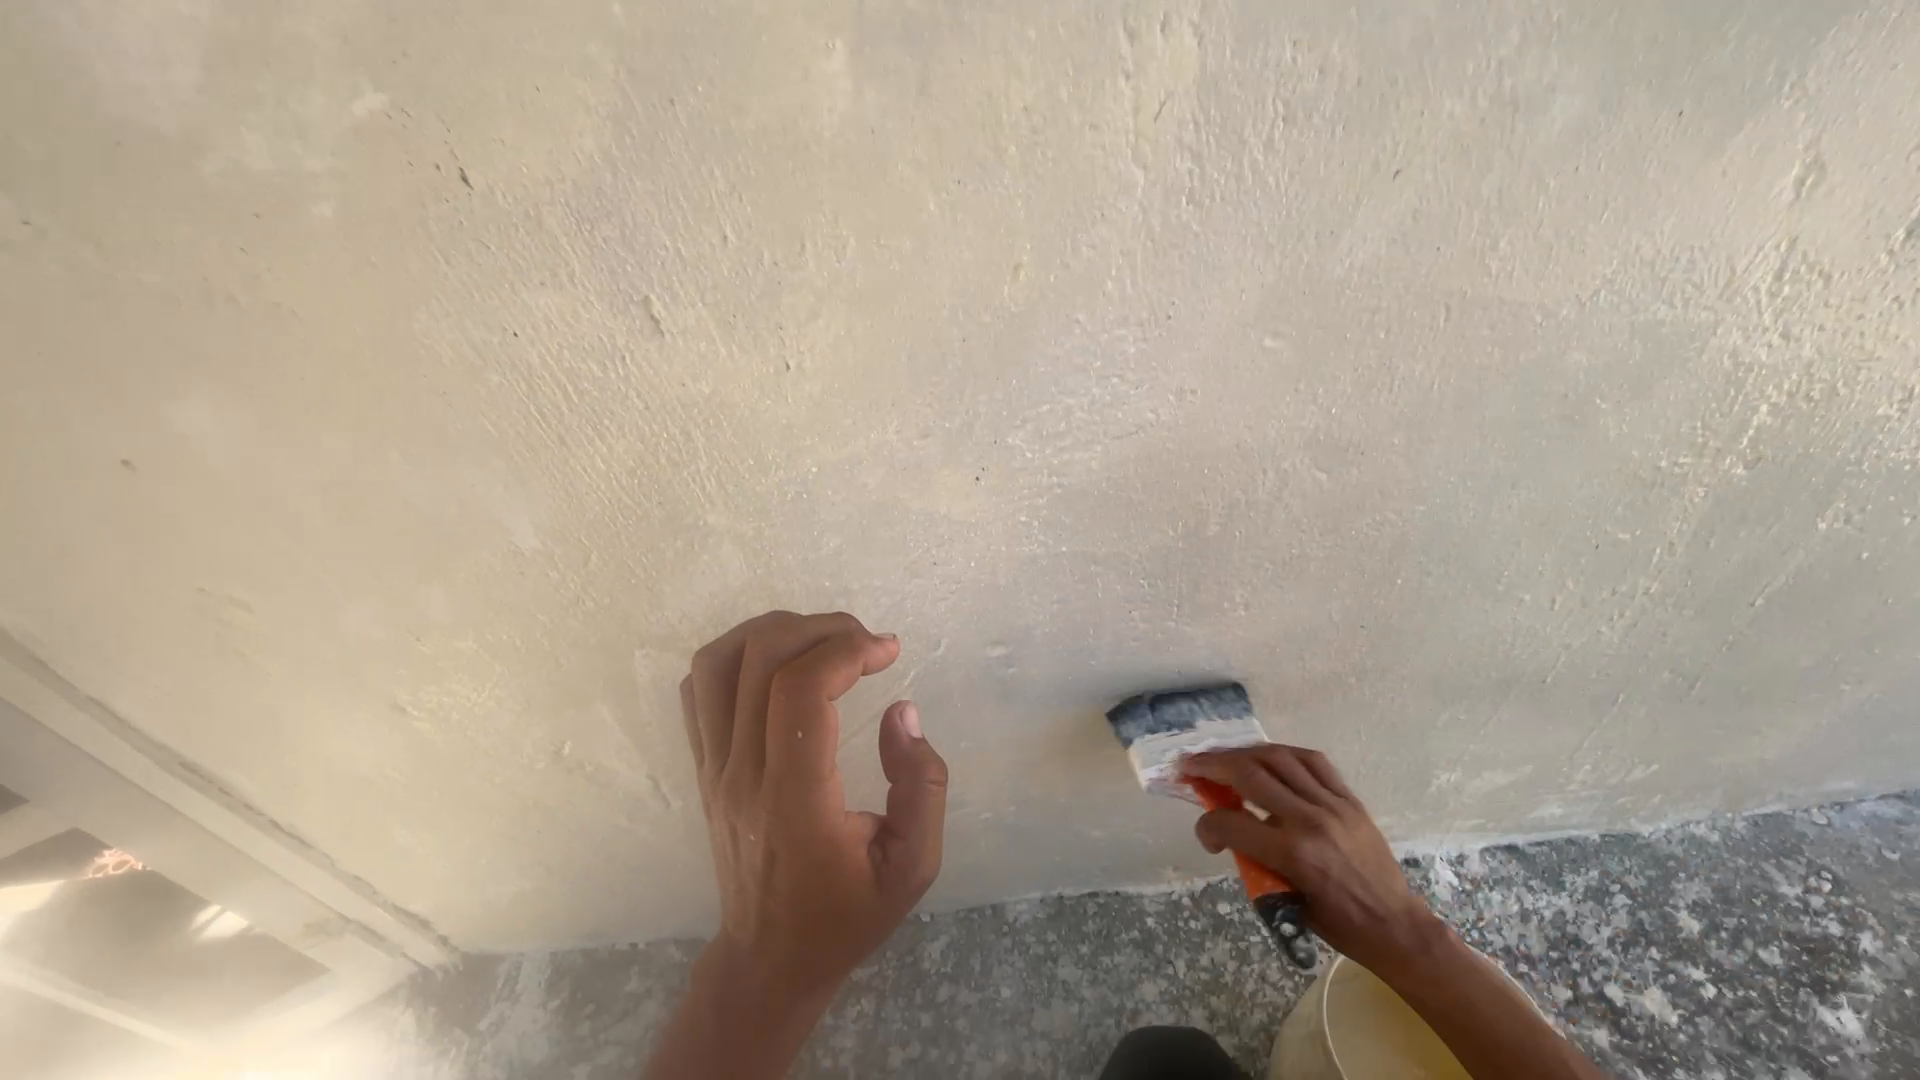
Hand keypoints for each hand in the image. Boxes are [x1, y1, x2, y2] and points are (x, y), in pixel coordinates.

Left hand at [681, 611, 949, 996]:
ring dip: (773, 632)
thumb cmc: (846, 916)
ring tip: (823, 641)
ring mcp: (713, 770)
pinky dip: (736, 656)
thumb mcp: (914, 866)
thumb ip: (922, 785)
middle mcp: (742, 776)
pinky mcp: (702, 769)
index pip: (800, 691)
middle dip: (820, 629)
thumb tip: (902, 711)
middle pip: (759, 660)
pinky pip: (699, 689)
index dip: (847, 650)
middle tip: (865, 642)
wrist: (769, 960)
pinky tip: (780, 666)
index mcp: (795, 800)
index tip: (889, 650)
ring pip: (717, 663)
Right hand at [1184, 745, 1442, 978]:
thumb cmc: (1338, 924)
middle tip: (1189, 765)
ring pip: (1278, 758)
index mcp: (1293, 854)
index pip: (1231, 822)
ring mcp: (1333, 805)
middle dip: (1210, 766)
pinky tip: (1266, 756)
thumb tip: (1228, 827)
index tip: (1204, 835)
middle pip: (1249, 775)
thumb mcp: (1285, 899)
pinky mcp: (1349, 799)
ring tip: (1222, 756)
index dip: (1207, 825)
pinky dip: (1282, 753)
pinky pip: (1312, 761)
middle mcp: (1310, 820)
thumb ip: (1255, 858)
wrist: (1396, 926)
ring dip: (1242, 752)